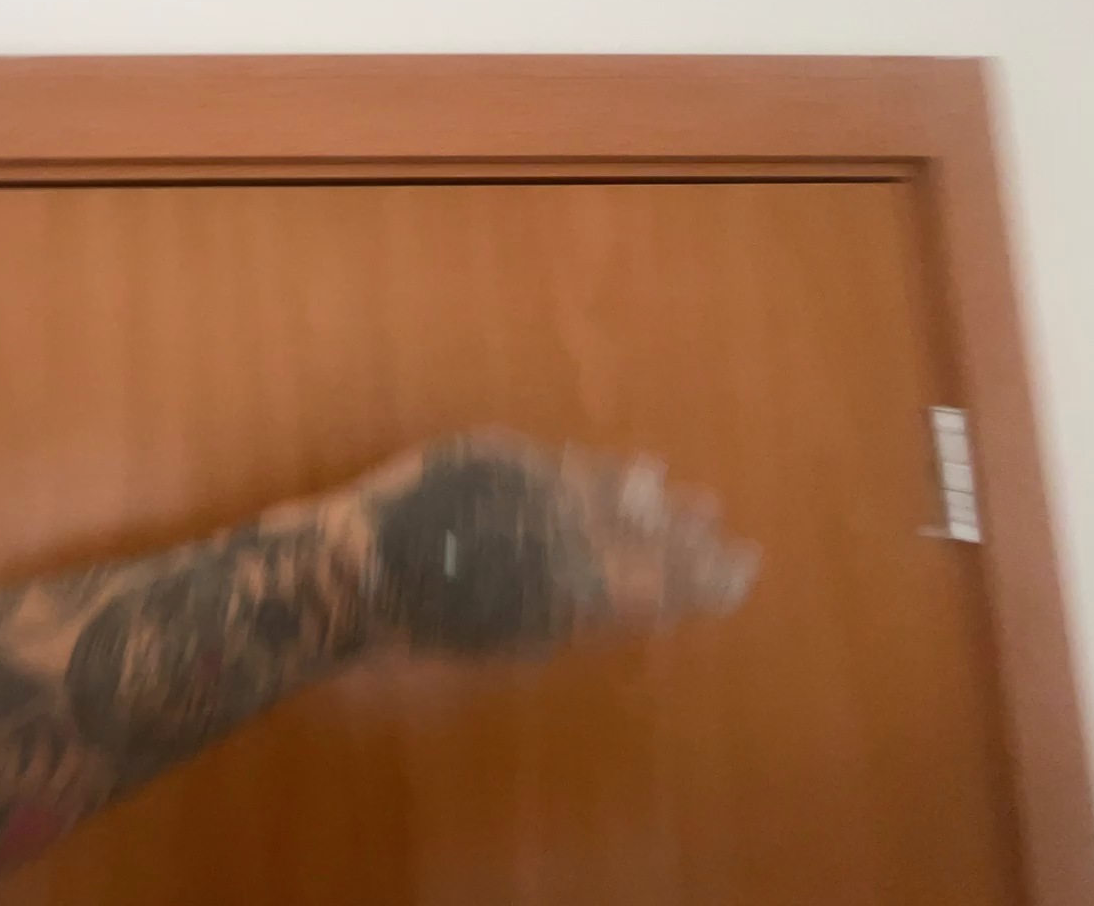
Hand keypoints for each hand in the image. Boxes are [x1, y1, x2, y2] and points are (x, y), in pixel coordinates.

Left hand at [343, 430, 757, 653]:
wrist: (353, 567)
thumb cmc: (425, 621)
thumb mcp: (510, 638)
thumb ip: (577, 614)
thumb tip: (634, 600)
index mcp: (563, 593)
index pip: (655, 583)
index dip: (700, 579)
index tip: (740, 574)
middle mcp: (551, 534)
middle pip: (639, 532)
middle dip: (686, 536)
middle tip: (727, 533)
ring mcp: (520, 488)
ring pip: (603, 490)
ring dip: (649, 498)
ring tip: (690, 499)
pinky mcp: (490, 456)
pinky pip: (557, 464)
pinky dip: (594, 472)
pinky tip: (632, 472)